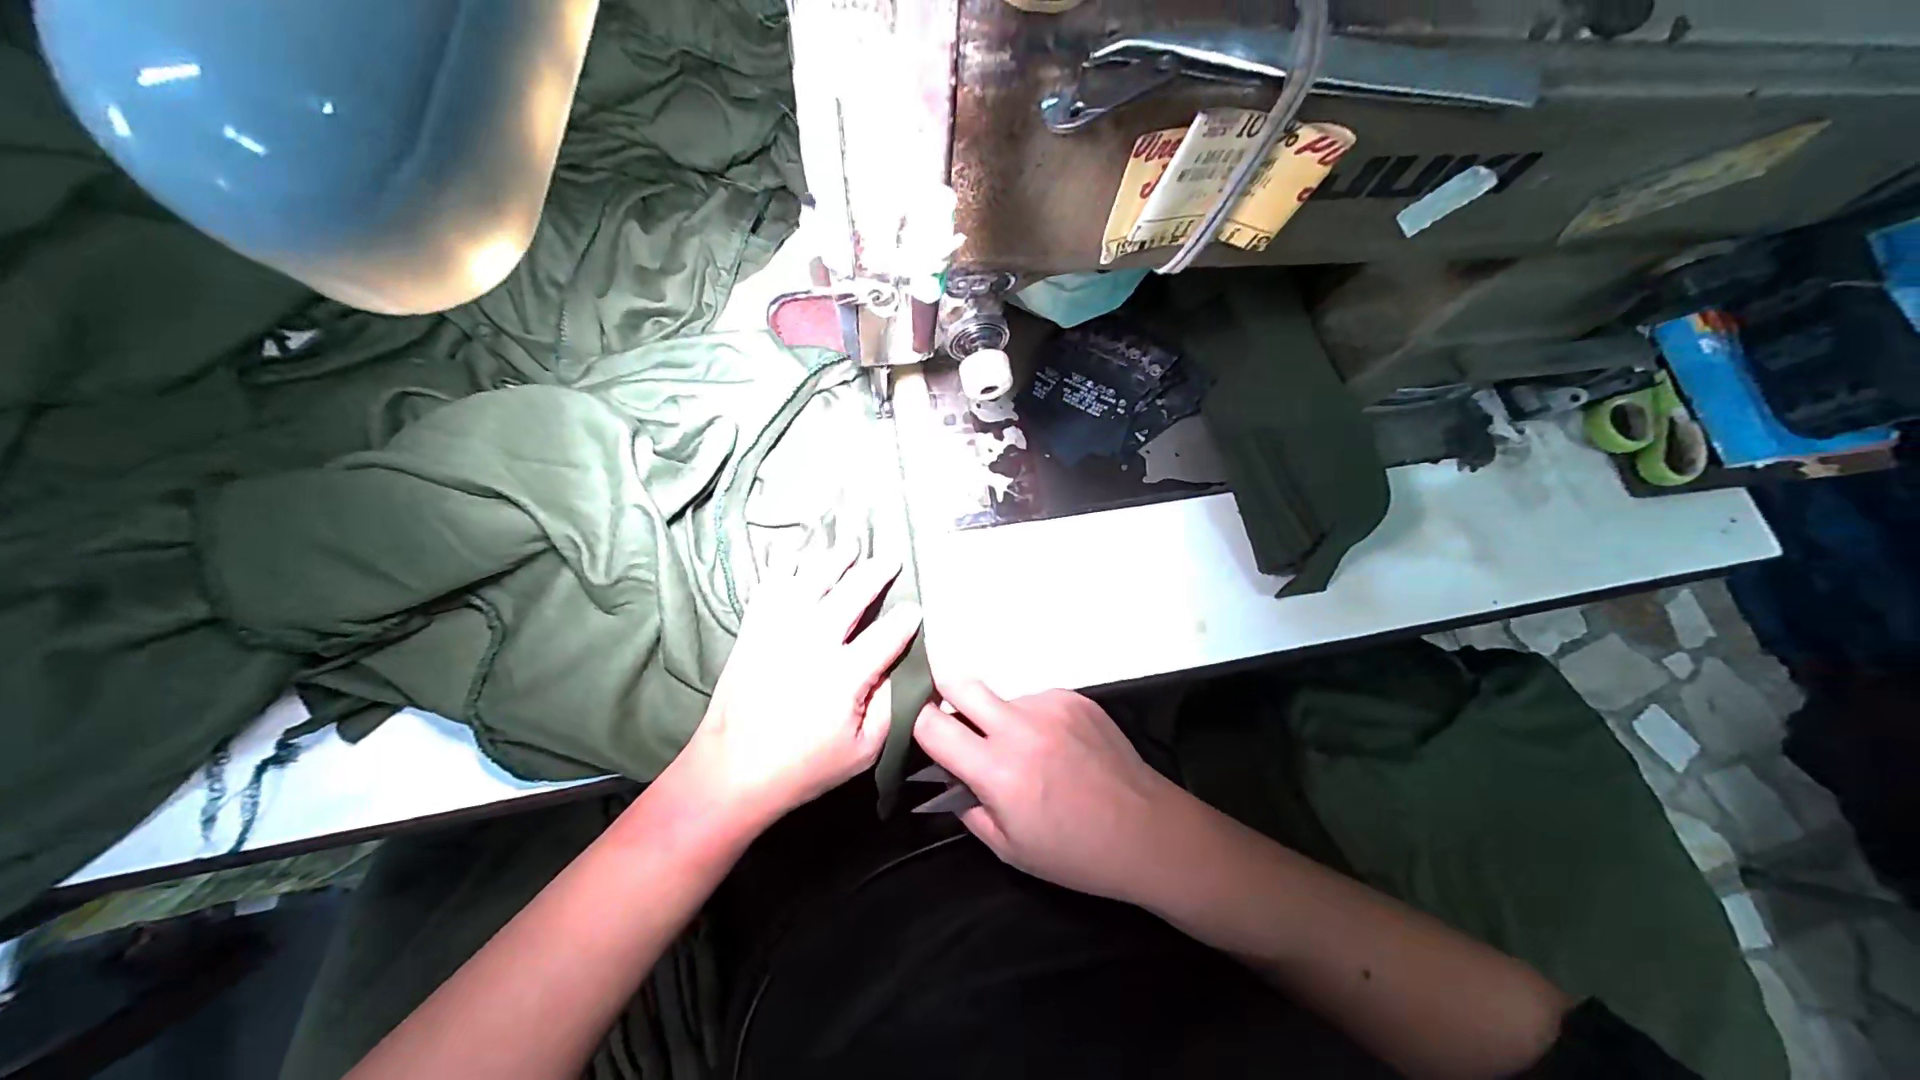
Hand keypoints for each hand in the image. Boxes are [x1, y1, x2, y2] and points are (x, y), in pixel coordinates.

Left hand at [674, 547, 920, 823]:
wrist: (731, 770)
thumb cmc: (804, 767)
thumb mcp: (863, 750)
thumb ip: (888, 707)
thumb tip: (901, 670)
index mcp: (844, 677)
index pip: (887, 636)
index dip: (906, 619)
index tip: (916, 610)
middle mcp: (812, 645)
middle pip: (851, 594)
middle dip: (875, 572)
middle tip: (889, 558)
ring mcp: (778, 633)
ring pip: (810, 581)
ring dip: (832, 558)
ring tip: (849, 544)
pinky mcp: (752, 632)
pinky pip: (769, 588)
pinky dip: (782, 566)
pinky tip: (793, 552)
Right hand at [911, 675, 1193, 904]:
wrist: (1148, 832)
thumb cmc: (1075, 852)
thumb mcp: (1008, 847)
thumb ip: (967, 805)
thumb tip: (947, 774)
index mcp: (997, 770)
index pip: (930, 724)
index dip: (916, 725)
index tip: (920, 734)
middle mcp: (1020, 727)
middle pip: (958, 682)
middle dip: (944, 696)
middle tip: (955, 723)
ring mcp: (1051, 706)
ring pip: (1002, 698)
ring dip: (999, 719)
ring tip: (1028, 754)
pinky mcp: (1076, 699)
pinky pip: (1036, 701)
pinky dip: (1034, 720)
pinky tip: (1057, 749)